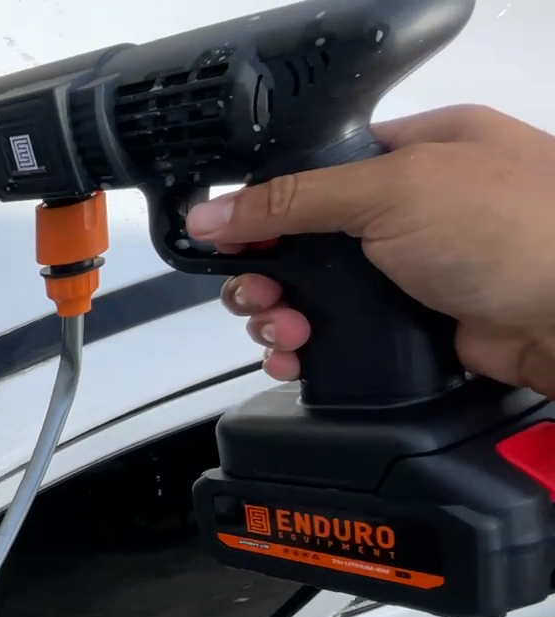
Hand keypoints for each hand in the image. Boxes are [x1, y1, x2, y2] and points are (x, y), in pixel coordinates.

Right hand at [184, 105, 554, 395]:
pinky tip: (296, 355)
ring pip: (297, 293)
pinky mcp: (392, 317)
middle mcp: (404, 208)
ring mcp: (397, 266)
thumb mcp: (394, 190)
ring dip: (275, 319)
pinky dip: (295, 348)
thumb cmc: (516, 233)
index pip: (307, 175)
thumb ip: (291, 200)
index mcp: (415, 154)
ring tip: (289, 334)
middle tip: (262, 297)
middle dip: (261, 279)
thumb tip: (207, 213)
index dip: (260, 211)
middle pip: (289, 244)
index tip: (232, 242)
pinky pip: (318, 332)